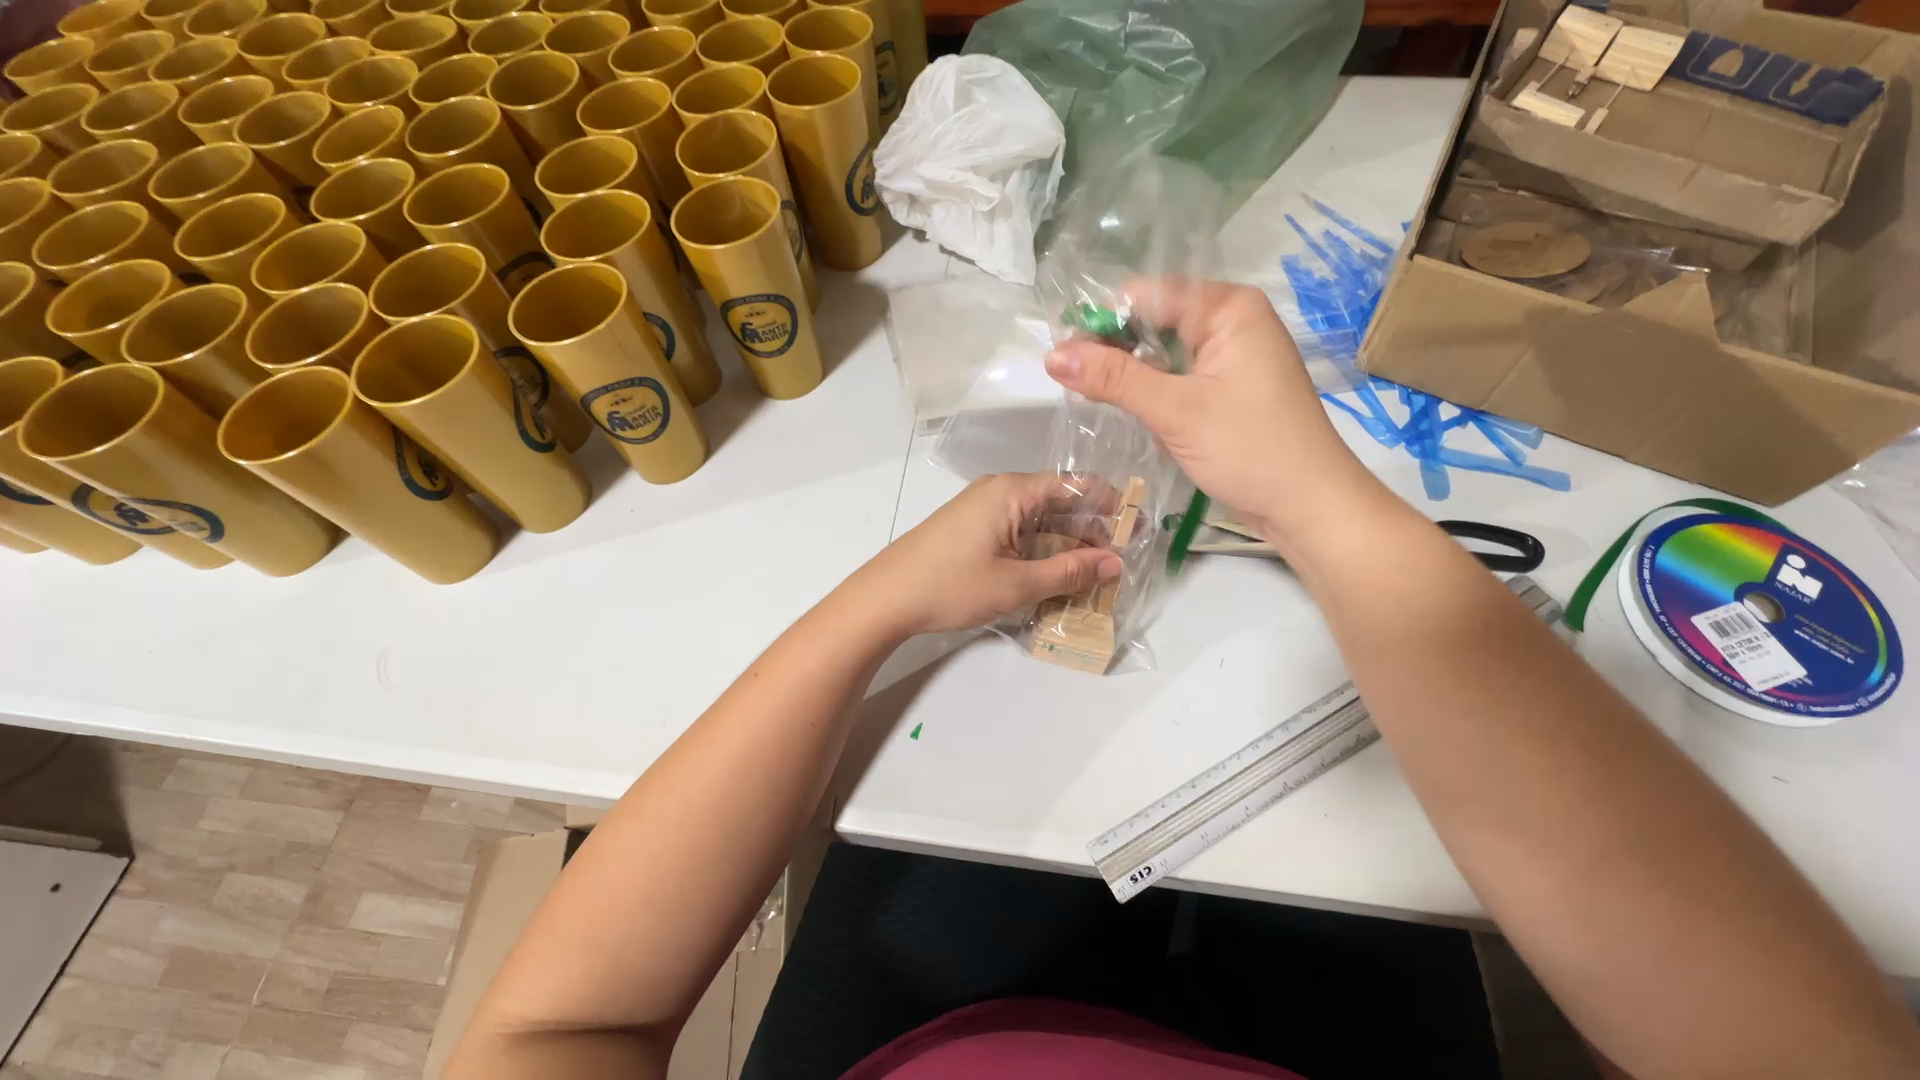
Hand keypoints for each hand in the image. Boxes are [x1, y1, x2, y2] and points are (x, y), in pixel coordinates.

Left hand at [849, 473, 1122, 636]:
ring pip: (1039, 522)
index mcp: (1013, 491)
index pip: (1077, 486)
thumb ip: (1069, 572)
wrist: (884, 598)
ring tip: (1095, 577)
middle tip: (1119, 565)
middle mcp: (1000, 491)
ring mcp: (983, 509)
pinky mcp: (972, 529)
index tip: (1136, 534)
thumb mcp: (1017, 583)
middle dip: (1091, 533)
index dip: (1111, 508)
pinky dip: (1041, 552)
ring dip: (1066, 547)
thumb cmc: (951, 586)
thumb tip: (1115, 563)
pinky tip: (1056, 578)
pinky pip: (1019, 533)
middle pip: (1060, 504)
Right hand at [1043, 280, 1386, 553]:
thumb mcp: (1175, 411)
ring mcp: (1233, 355)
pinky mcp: (1229, 387)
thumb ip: (1113, 379)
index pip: (1148, 294)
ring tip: (1091, 394)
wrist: (1309, 505)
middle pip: (1155, 318)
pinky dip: (1153, 389)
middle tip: (1070, 377)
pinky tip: (1128, 408)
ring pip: (1164, 350)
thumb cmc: (1250, 449)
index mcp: (1229, 308)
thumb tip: (1052, 355)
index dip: (1102, 319)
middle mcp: (1233, 320)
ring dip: (1131, 371)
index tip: (1062, 353)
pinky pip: (1179, 374)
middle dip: (1114, 346)